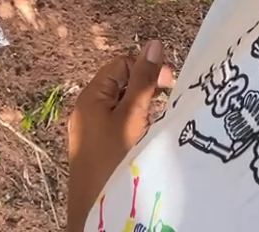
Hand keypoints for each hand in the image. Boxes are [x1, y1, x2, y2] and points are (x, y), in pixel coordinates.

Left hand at [66, 40, 174, 231]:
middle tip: (166, 104)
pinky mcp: (100, 151)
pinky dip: (137, 127)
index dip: (145, 69)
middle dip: (146, 89)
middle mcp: (89, 111)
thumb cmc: (113, 160)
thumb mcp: (131, 116)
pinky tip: (149, 139)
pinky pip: (121, 127)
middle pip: (122, 84)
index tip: (169, 84)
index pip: (121, 64)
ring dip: (144, 109)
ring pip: (124, 107)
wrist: (96, 215)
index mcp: (91, 97)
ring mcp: (93, 132)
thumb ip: (143, 80)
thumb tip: (154, 44)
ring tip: (159, 123)